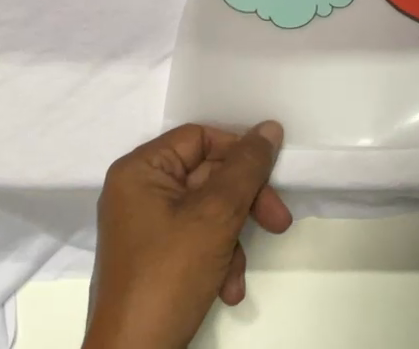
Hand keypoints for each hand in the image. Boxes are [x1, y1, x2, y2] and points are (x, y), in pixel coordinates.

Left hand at [84, 122, 291, 348]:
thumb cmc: (169, 276)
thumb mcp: (216, 215)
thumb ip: (246, 167)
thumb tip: (269, 128)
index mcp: (141, 171)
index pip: (200, 138)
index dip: (238, 152)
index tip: (270, 174)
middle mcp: (139, 192)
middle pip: (208, 175)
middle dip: (245, 203)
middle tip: (279, 221)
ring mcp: (146, 227)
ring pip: (208, 210)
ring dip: (234, 239)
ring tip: (240, 273)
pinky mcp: (154, 258)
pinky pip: (196, 240)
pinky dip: (218, 260)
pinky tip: (228, 290)